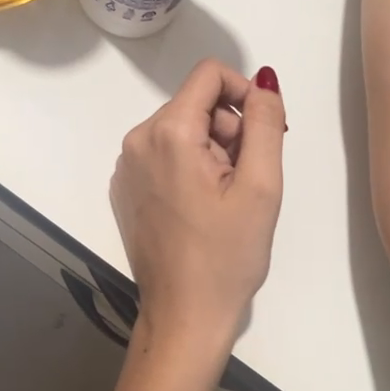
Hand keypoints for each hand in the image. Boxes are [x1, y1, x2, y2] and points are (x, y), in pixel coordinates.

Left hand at [110, 59, 286, 349]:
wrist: (184, 315)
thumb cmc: (227, 255)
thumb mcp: (261, 185)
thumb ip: (264, 122)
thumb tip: (262, 78)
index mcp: (166, 132)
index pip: (209, 75)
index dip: (244, 94)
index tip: (264, 133)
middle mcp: (136, 140)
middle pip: (195, 104)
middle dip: (230, 130)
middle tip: (249, 178)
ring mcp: (125, 166)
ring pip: (181, 130)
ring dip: (212, 151)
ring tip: (227, 198)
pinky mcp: (125, 188)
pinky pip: (163, 154)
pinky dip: (189, 167)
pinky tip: (203, 207)